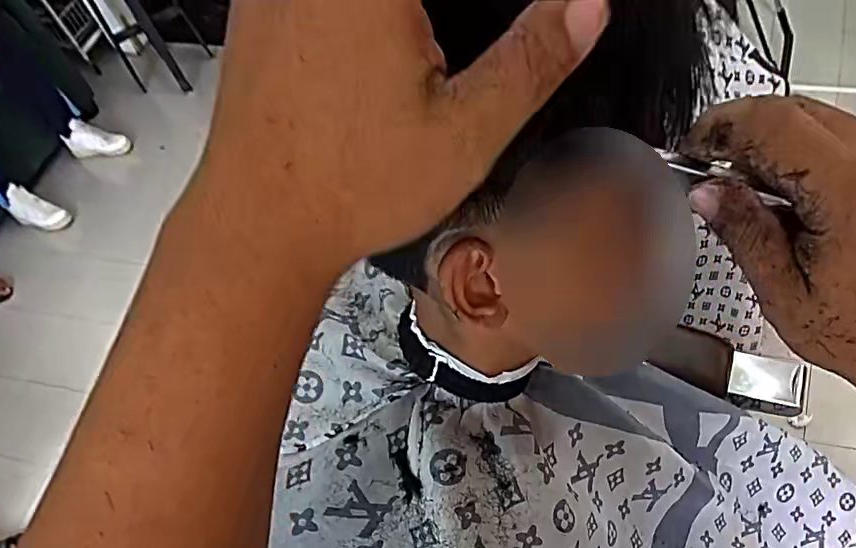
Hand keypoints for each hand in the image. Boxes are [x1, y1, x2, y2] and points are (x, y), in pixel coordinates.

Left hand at [190, 0, 609, 274]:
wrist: (266, 217)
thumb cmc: (358, 183)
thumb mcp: (466, 133)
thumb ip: (530, 61)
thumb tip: (588, 6)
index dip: (508, 12)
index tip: (533, 30)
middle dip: (457, 23)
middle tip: (471, 72)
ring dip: (420, 22)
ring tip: (429, 72)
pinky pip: (338, 0)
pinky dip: (379, 22)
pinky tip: (390, 60)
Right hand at [682, 96, 855, 389]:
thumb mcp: (783, 293)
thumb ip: (744, 233)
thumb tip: (708, 194)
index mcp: (850, 187)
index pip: (772, 121)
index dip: (722, 128)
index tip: (693, 150)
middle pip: (794, 111)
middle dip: (744, 135)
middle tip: (710, 175)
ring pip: (817, 122)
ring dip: (773, 148)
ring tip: (744, 197)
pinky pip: (841, 143)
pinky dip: (803, 159)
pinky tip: (784, 203)